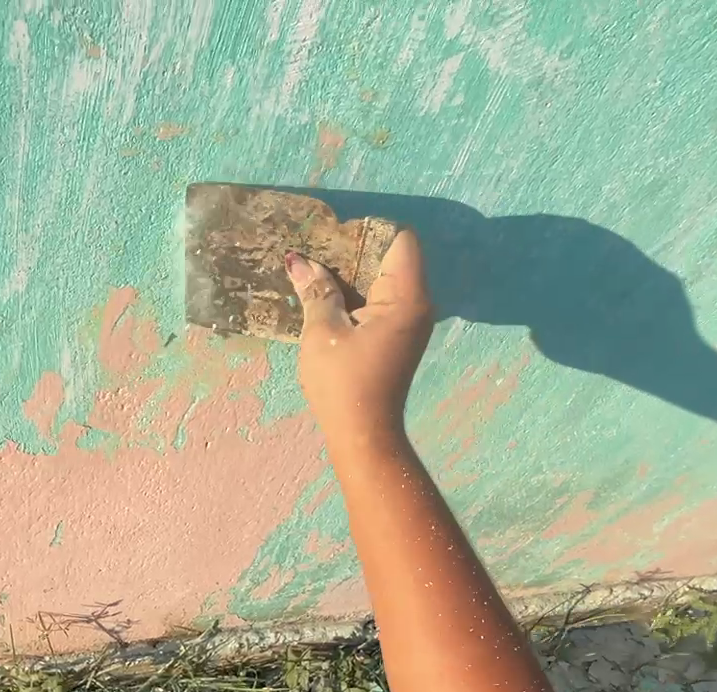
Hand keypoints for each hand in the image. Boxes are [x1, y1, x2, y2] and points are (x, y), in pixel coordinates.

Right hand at [286, 229, 434, 438]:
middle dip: (352, 251)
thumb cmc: (343, 383)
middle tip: (315, 251)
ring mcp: (408, 322)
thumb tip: (300, 262)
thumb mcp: (322, 333)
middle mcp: (416, 304)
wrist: (362, 434)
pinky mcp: (396, 338)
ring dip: (350, 275)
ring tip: (314, 273)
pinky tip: (325, 299)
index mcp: (406, 297)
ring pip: (382, 281)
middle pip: (390, 258)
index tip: (331, 239)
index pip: (399, 239)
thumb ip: (316, 291)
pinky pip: (378, 302)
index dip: (366, 231)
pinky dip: (354, 296)